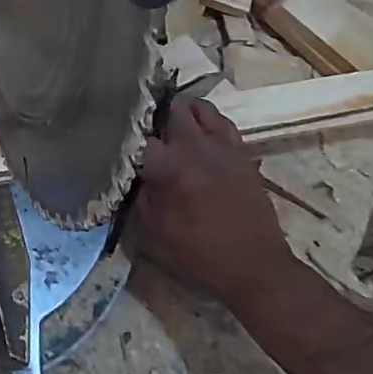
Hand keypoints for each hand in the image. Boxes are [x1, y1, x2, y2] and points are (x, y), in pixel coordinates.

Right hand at [131, 98, 295, 313]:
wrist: (255, 266)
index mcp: (169, 165)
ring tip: (173, 125)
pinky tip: (201, 135)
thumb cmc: (200, 255)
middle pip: (170, 108)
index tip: (117, 140)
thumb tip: (132, 174)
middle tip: (147, 129)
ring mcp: (222, 144)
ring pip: (199, 106)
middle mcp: (194, 145)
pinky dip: (208, 121)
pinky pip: (222, 121)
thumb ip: (139, 196)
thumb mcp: (154, 233)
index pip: (138, 134)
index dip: (125, 135)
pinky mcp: (241, 151)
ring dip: (183, 112)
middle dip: (155, 115)